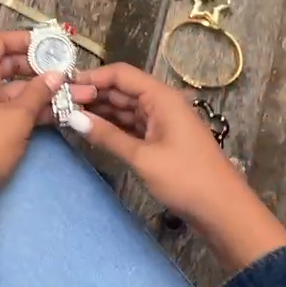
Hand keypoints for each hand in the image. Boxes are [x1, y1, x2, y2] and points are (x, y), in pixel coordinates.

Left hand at [0, 30, 63, 206]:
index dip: (23, 39)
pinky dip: (33, 110)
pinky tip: (61, 114)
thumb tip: (55, 73)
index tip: (51, 46)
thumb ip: (38, 92)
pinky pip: (12, 109)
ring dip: (43, 93)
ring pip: (15, 90)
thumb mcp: (16, 117)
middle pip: (9, 65)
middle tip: (70, 74)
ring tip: (78, 96)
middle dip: (41, 68)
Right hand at [71, 62, 285, 271]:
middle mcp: (161, 103)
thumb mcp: (142, 157)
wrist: (225, 212)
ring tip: (69, 115)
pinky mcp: (161, 141)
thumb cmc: (187, 179)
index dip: (92, 76)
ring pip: (125, 109)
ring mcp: (162, 122)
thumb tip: (73, 118)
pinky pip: (132, 125)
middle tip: (60, 102)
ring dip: (100, 111)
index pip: (121, 74)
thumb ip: (107, 136)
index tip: (64, 85)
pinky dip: (113, 127)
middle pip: (122, 90)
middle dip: (93, 94)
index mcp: (161, 97)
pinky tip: (92, 131)